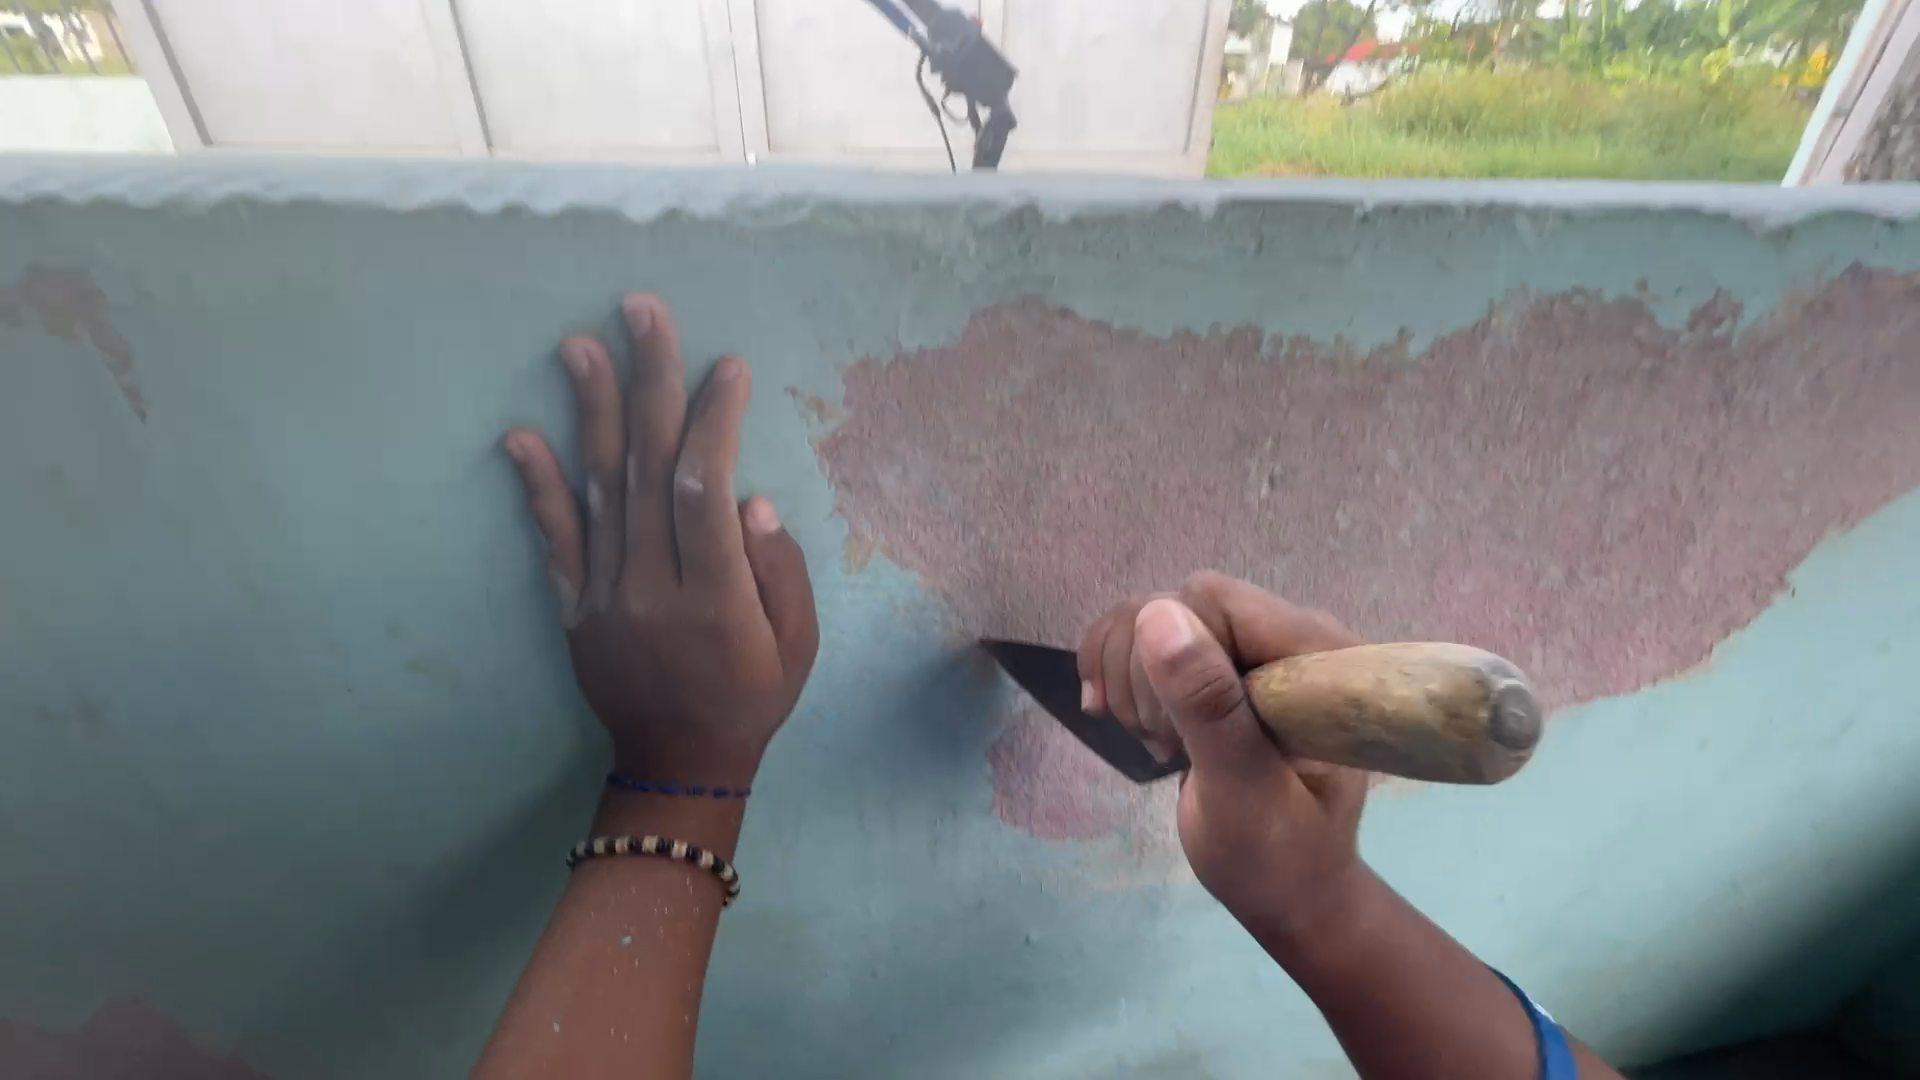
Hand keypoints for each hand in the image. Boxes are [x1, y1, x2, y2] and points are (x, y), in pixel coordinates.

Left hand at [501, 293, 818, 786]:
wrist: (678, 763)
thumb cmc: (753, 698)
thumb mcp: (798, 645)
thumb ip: (780, 573)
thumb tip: (753, 503)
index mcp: (714, 595)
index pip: (705, 488)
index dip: (715, 420)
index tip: (729, 367)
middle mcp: (650, 585)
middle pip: (646, 469)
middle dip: (650, 383)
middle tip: (644, 313)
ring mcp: (602, 594)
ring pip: (597, 490)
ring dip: (590, 412)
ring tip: (580, 345)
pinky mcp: (574, 606)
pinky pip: (554, 540)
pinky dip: (537, 487)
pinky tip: (520, 437)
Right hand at [1078, 573, 1368, 938]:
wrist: (1286, 893)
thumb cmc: (1277, 857)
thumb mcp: (1243, 792)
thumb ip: (1209, 706)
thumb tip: (1156, 614)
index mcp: (1316, 654)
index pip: (1213, 600)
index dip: (1173, 657)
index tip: (1174, 732)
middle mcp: (1284, 635)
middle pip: (1175, 603)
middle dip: (1144, 674)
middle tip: (1163, 745)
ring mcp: (1248, 647)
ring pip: (1148, 615)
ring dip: (1126, 678)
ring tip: (1155, 741)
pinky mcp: (1216, 662)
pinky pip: (1139, 632)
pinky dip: (1110, 669)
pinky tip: (1106, 710)